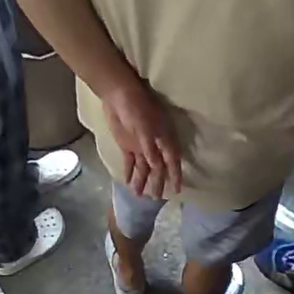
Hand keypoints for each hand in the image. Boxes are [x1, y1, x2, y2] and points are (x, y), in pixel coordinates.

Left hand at [98, 76, 181, 199]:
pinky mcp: (128, 145)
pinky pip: (130, 163)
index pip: (172, 161)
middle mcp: (155, 145)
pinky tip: (128, 183)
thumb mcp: (145, 127)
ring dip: (142, 181)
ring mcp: (141, 146)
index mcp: (164, 138)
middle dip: (158, 182)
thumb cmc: (136, 107)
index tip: (176, 190)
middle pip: (159, 168)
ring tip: (139, 195)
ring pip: (144, 168)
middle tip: (155, 198)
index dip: (175, 175)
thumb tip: (157, 166)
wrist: (118, 95)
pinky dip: (130, 172)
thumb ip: (150, 148)